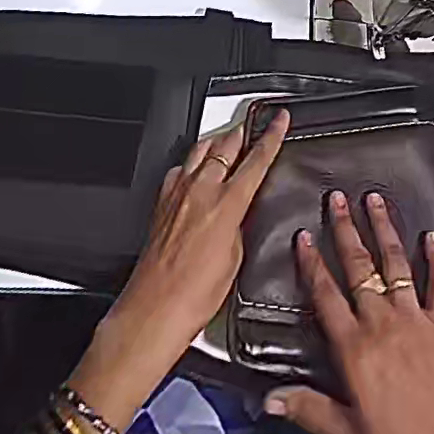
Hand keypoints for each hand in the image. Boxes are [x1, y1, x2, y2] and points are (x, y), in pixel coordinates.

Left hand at [68, 110, 289, 429]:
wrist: (152, 313)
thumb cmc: (193, 296)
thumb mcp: (235, 258)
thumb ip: (239, 223)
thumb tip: (239, 210)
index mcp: (226, 204)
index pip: (256, 159)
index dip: (272, 135)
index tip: (280, 119)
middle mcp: (200, 192)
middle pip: (226, 145)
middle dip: (243, 130)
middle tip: (254, 123)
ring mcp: (177, 195)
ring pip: (199, 151)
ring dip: (217, 141)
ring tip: (227, 138)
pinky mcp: (161, 204)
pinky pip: (178, 170)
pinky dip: (190, 163)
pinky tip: (194, 169)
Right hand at [266, 192, 433, 433]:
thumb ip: (307, 407)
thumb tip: (272, 398)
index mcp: (355, 349)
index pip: (325, 294)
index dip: (312, 262)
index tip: (305, 236)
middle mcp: (383, 326)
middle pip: (359, 266)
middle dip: (346, 229)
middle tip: (338, 201)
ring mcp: (414, 321)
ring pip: (396, 263)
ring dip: (384, 229)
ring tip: (376, 201)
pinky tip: (431, 238)